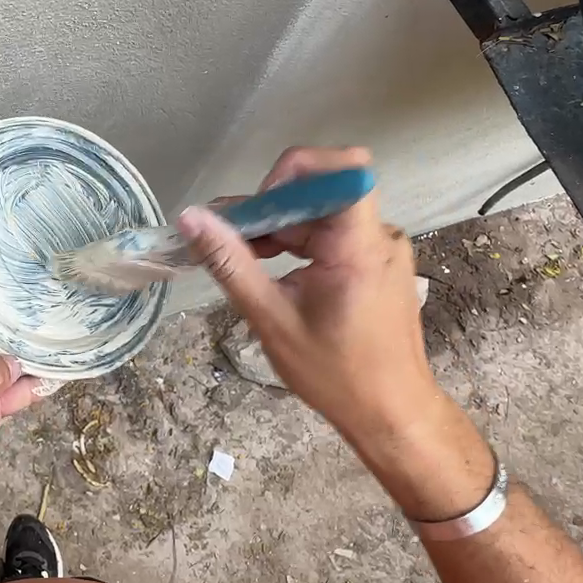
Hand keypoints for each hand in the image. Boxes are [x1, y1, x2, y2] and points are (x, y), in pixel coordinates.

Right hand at [179, 147, 492, 518]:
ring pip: (322, 211)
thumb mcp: (270, 318)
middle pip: (321, 190)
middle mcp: (379, 235)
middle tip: (232, 243)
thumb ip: (229, 262)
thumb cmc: (335, 374)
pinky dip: (298, 243)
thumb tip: (190, 217)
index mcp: (359, 246)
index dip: (294, 172)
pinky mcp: (377, 260)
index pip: (343, 167)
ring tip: (247, 263)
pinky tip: (273, 272)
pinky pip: (332, 232)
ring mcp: (382, 247)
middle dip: (271, 208)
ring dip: (280, 228)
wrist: (393, 415)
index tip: (260, 210)